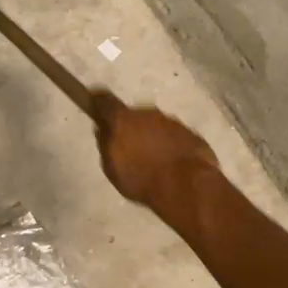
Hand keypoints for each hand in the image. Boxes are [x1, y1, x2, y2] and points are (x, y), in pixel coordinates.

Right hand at [91, 91, 218, 210]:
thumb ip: (105, 145)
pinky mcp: (192, 134)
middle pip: (134, 115)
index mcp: (122, 119)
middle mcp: (147, 113)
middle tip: (132, 147)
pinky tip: (173, 164)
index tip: (95, 104)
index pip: (104, 100)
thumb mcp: (111, 167)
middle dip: (132, 127)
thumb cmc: (141, 178)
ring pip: (157, 125)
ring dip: (153, 137)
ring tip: (155, 160)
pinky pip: (176, 136)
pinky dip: (172, 146)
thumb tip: (103, 131)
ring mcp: (172, 122)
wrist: (187, 187)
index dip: (99, 101)